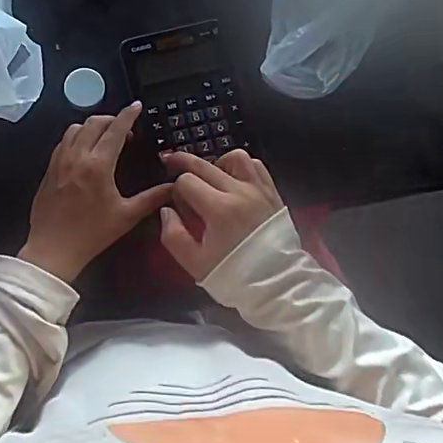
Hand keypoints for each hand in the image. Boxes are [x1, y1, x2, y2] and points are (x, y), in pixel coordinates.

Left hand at [17, 103, 172, 282]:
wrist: (54, 249)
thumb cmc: (90, 234)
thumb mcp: (127, 216)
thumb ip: (152, 198)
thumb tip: (173, 187)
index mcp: (98, 166)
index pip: (115, 129)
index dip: (128, 115)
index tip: (136, 107)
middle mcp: (77, 158)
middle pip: (94, 122)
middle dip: (111, 119)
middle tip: (124, 127)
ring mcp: (60, 162)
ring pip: (75, 128)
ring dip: (92, 126)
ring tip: (105, 136)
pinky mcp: (50, 170)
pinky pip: (63, 142)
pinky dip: (76, 137)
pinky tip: (84, 150)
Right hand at [157, 147, 284, 279]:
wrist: (276, 284)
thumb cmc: (234, 275)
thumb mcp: (195, 263)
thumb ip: (173, 235)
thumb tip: (167, 210)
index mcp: (219, 210)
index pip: (186, 182)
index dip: (176, 190)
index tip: (178, 205)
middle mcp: (240, 192)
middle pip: (205, 165)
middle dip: (183, 162)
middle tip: (170, 161)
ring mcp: (259, 190)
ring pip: (234, 158)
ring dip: (217, 163)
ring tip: (209, 177)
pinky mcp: (272, 192)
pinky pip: (255, 166)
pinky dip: (241, 167)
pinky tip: (233, 179)